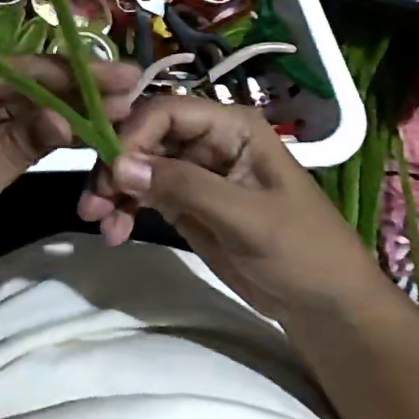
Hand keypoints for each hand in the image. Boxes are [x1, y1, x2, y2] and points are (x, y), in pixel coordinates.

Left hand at [0, 0, 139, 304]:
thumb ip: (17, 149)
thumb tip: (70, 120)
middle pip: (15, 69)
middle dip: (67, 71)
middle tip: (124, 75)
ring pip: (27, 95)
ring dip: (70, 98)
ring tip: (122, 97)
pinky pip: (26, 123)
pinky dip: (56, 124)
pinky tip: (94, 121)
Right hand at [80, 96, 384, 322]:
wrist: (325, 306)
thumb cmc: (302, 250)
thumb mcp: (247, 217)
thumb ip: (185, 187)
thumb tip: (120, 165)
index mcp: (232, 127)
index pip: (168, 111)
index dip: (133, 133)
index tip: (108, 169)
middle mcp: (208, 141)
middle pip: (145, 137)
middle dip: (115, 165)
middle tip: (93, 203)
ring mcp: (194, 173)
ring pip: (138, 166)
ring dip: (114, 190)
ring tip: (99, 222)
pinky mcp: (185, 204)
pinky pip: (144, 195)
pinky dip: (124, 209)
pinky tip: (115, 233)